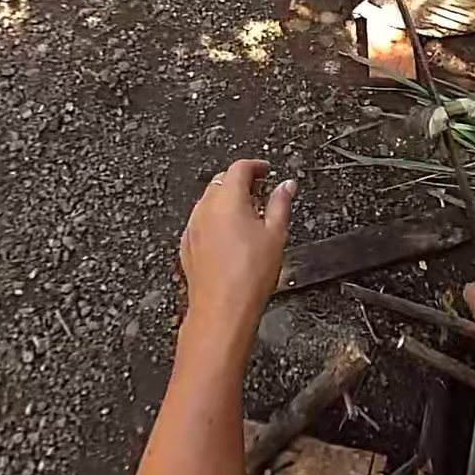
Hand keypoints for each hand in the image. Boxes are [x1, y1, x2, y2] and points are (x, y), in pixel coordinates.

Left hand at [178, 159, 296, 362]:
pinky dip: (216, 220)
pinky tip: (231, 237)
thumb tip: (287, 185)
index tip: (266, 170)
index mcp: (228, 199)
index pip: (240, 168)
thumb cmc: (249, 274)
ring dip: (227, 200)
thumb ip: (281, 203)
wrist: (222, 309)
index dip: (256, 166)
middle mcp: (205, 208)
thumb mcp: (276, 234)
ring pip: (210, 201)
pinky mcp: (188, 244)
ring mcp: (193, 226)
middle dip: (241, 182)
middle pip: (222, 181)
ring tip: (248, 216)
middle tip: (261, 191)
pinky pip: (201, 221)